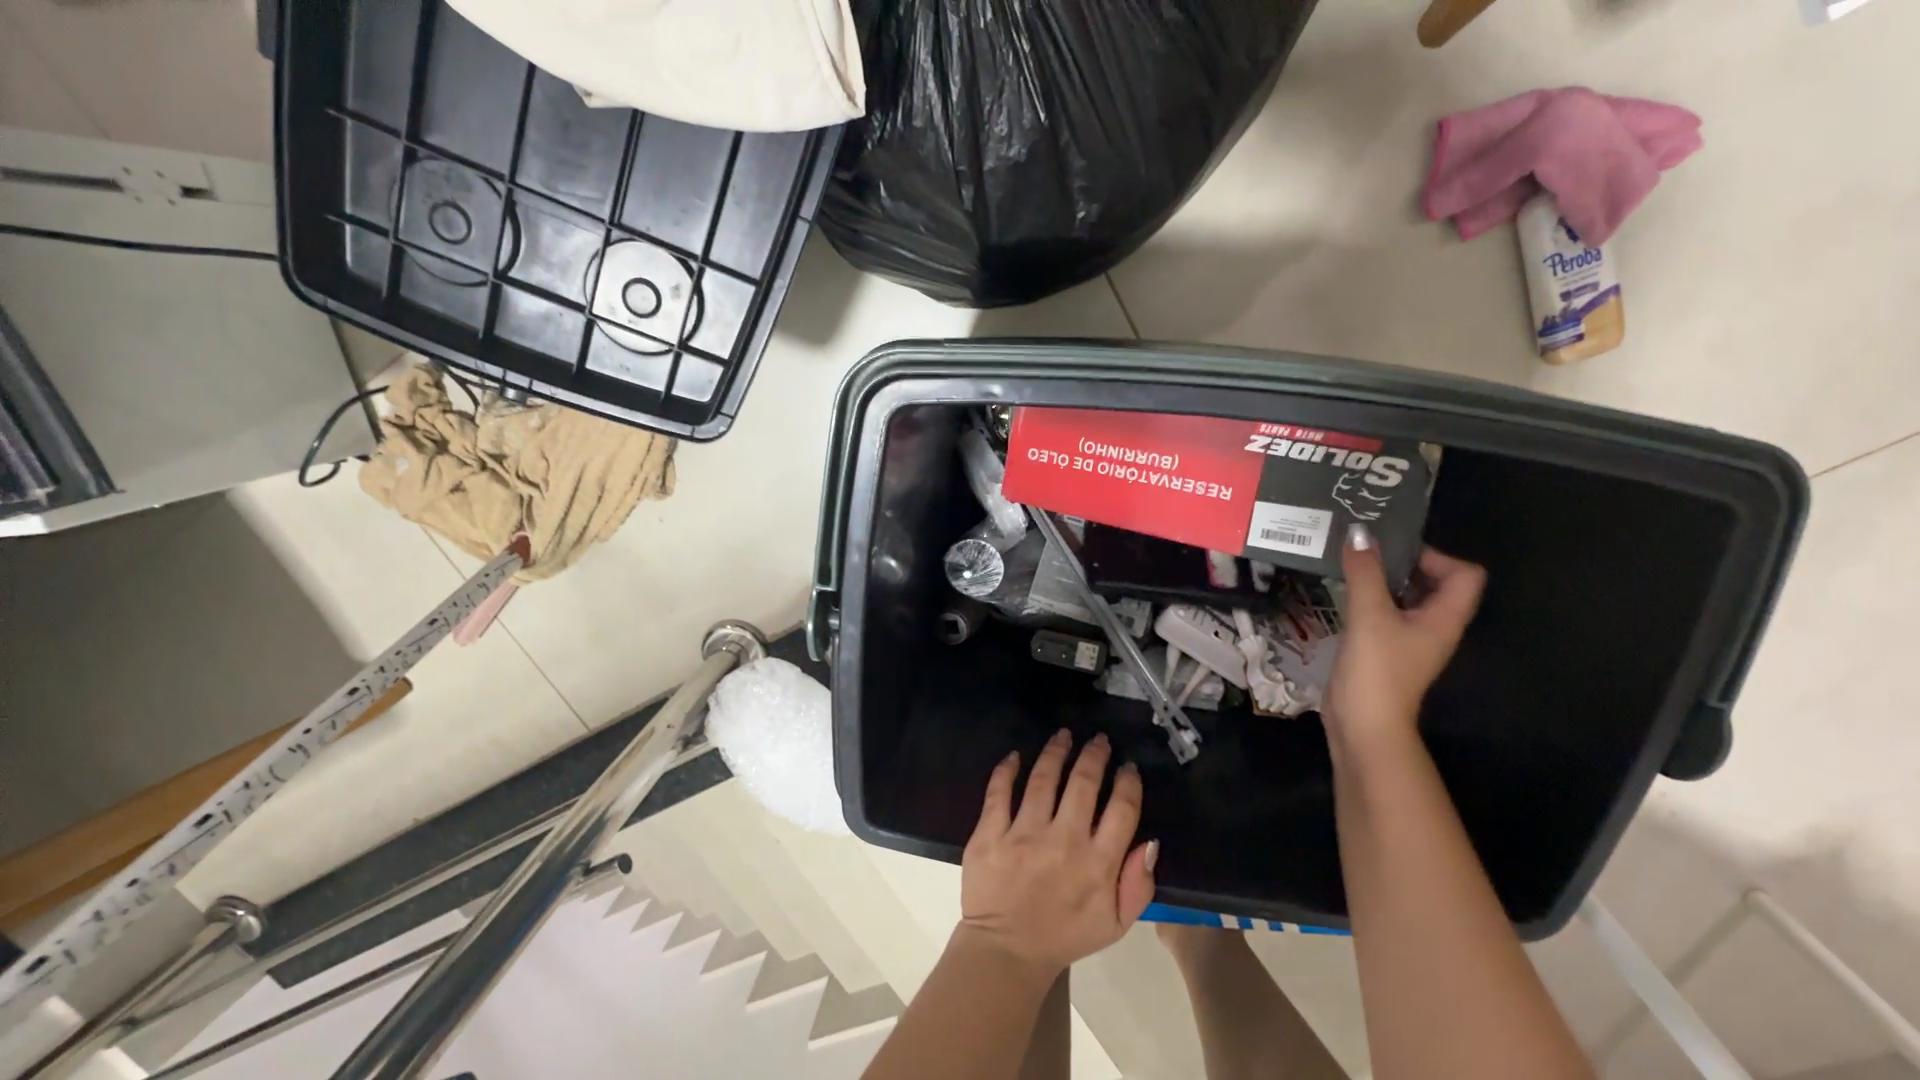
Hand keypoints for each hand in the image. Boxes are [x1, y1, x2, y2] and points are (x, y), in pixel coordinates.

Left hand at [959, 730, 1157, 977]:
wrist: (1006, 952)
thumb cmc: (1065, 936)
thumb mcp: (1116, 923)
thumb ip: (1139, 885)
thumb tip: (1150, 842)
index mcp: (1098, 863)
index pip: (1121, 809)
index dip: (1128, 783)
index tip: (1128, 766)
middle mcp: (1063, 841)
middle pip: (1083, 784)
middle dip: (1094, 756)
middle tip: (1097, 740)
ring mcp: (1023, 834)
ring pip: (1043, 780)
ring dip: (1055, 752)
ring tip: (1063, 736)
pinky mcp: (989, 834)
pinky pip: (998, 792)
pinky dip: (1007, 769)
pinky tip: (1015, 756)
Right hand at [1327, 523, 1485, 752]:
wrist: (1363, 727)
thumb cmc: (1377, 670)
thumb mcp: (1370, 616)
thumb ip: (1364, 572)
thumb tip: (1359, 532)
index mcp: (1445, 618)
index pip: (1464, 574)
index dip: (1437, 556)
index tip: (1396, 551)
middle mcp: (1434, 627)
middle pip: (1435, 583)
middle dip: (1404, 563)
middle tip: (1368, 551)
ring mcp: (1410, 641)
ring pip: (1406, 598)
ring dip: (1383, 580)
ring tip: (1351, 565)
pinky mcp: (1386, 651)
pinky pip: (1385, 615)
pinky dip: (1369, 600)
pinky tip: (1343, 594)